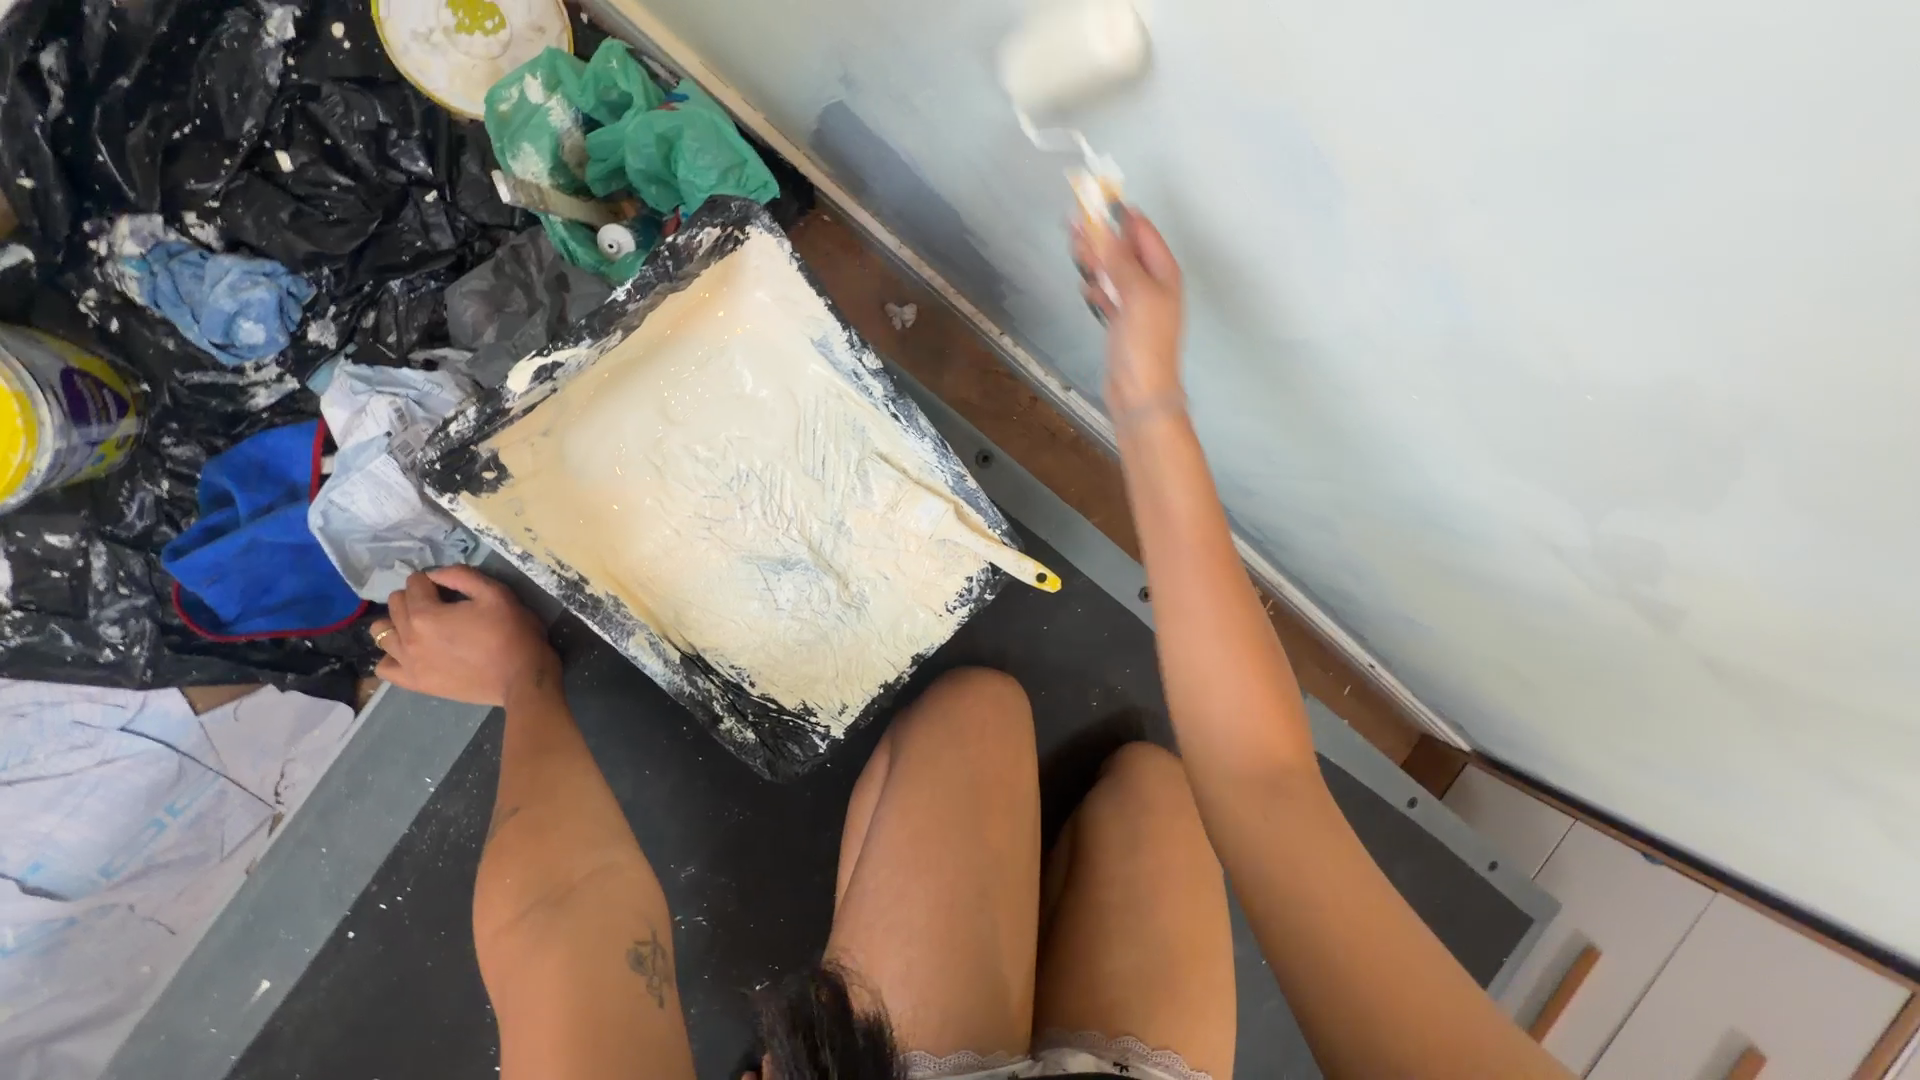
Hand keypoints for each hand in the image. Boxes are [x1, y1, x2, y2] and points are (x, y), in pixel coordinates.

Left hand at [368, 566, 559, 706]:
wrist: (521, 676)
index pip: (415, 583)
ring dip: (399, 624)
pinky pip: (383, 667)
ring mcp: (407, 662)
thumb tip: (435, 574)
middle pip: (395, 605)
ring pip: (382, 633)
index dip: (434, 580)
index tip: (452, 589)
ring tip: (424, 628)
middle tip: (442, 605)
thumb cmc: (512, 632)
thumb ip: (462, 575)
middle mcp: (407, 636)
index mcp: (426, 613)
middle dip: (415, 597)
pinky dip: (392, 656)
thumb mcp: (497, 593)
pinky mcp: (414, 682)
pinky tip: (412, 653)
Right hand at [1073, 207, 1185, 423]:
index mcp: (1164, 272)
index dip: (1118, 215)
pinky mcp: (1121, 324)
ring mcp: (1136, 305)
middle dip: (1100, 236)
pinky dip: (1097, 289)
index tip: (1091, 200)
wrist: (1140, 392)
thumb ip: (1119, 259)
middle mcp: (1153, 284)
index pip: (1141, 231)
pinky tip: (1088, 289)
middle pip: (1124, 250)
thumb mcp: (1135, 294)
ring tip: (1076, 253)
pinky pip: (1108, 296)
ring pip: (1112, 272)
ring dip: (1095, 261)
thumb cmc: (1144, 343)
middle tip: (1073, 227)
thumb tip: (1105, 224)